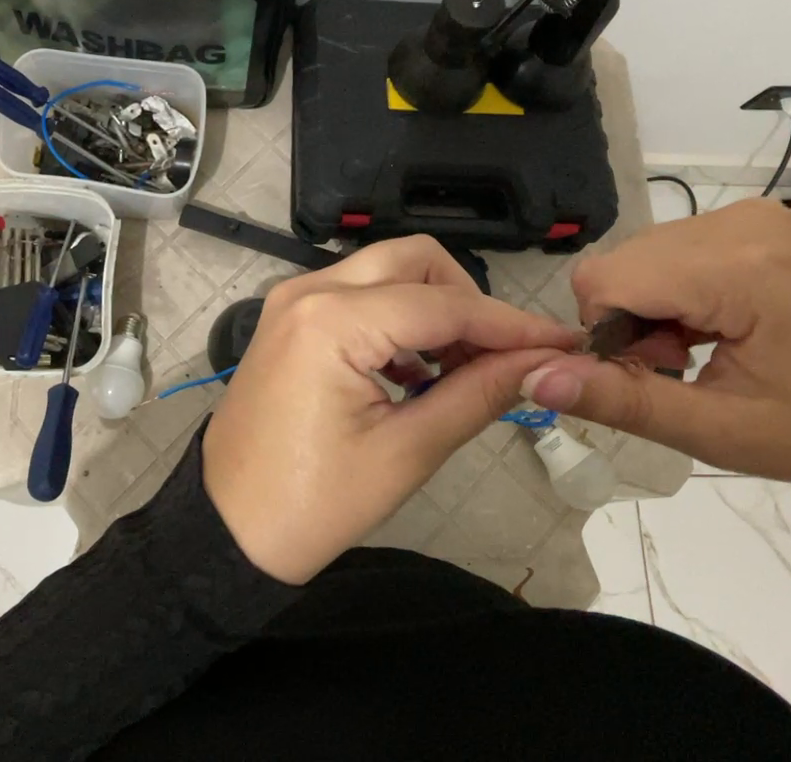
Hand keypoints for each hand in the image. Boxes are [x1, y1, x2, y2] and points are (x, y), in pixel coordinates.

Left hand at [201, 236, 581, 583]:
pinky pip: (355, 295)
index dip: (510, 324)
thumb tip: (541, 363)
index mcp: (332, 320)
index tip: (563, 343)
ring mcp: (292, 301)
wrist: (227, 529)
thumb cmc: (314, 503)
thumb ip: (478, 394)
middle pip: (412, 261)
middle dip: (466, 300)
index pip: (443, 304)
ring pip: (384, 272)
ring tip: (463, 370)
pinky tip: (416, 370)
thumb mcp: (406, 452)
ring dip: (431, 307)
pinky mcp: (288, 319)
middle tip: (501, 357)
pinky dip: (395, 318)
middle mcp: (308, 291)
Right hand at [518, 199, 790, 488]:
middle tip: (681, 367)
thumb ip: (621, 400)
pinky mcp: (753, 220)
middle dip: (629, 321)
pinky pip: (670, 248)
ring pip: (639, 255)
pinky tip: (711, 325)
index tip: (654, 376)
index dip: (606, 333)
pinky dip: (671, 290)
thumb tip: (533, 377)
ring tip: (698, 350)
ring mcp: (750, 215)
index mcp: (741, 268)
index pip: (607, 279)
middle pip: (621, 264)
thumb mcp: (720, 432)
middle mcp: (740, 222)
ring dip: (648, 306)